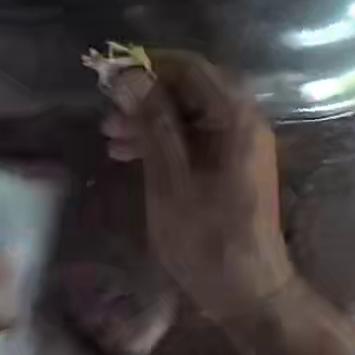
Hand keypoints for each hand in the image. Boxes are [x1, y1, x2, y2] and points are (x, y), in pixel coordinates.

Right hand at [102, 51, 294, 322]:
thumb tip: (129, 74)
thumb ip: (153, 122)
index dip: (149, 64)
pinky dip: (167, 141)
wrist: (248, 290)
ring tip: (110, 136)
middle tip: (106, 111)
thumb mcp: (170, 178)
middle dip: (147, 94)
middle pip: (192, 89)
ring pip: (191, 114)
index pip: (191, 68)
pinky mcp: (234, 165)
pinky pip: (198, 137)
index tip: (109, 75)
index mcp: (236, 118)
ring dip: (152, 119)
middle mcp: (245, 122)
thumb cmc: (207, 237)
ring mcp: (242, 144)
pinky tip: (130, 154)